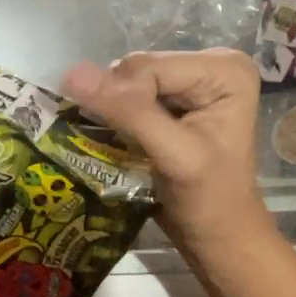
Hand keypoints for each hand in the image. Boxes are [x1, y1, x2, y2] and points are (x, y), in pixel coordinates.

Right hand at [61, 49, 272, 252]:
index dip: (125, 102)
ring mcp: (190, 80)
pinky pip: (126, 94)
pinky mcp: (172, 97)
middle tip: (129, 143)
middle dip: (120, 105)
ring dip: (113, 111)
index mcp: (223, 68)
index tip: (135, 142)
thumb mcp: (173, 155)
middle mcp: (209, 63)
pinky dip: (115, 115)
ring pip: (124, 81)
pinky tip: (122, 137)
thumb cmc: (207, 198)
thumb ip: (128, 112)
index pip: (144, 67)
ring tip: (125, 142)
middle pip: (134, 70)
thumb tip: (72, 73)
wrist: (216, 232)